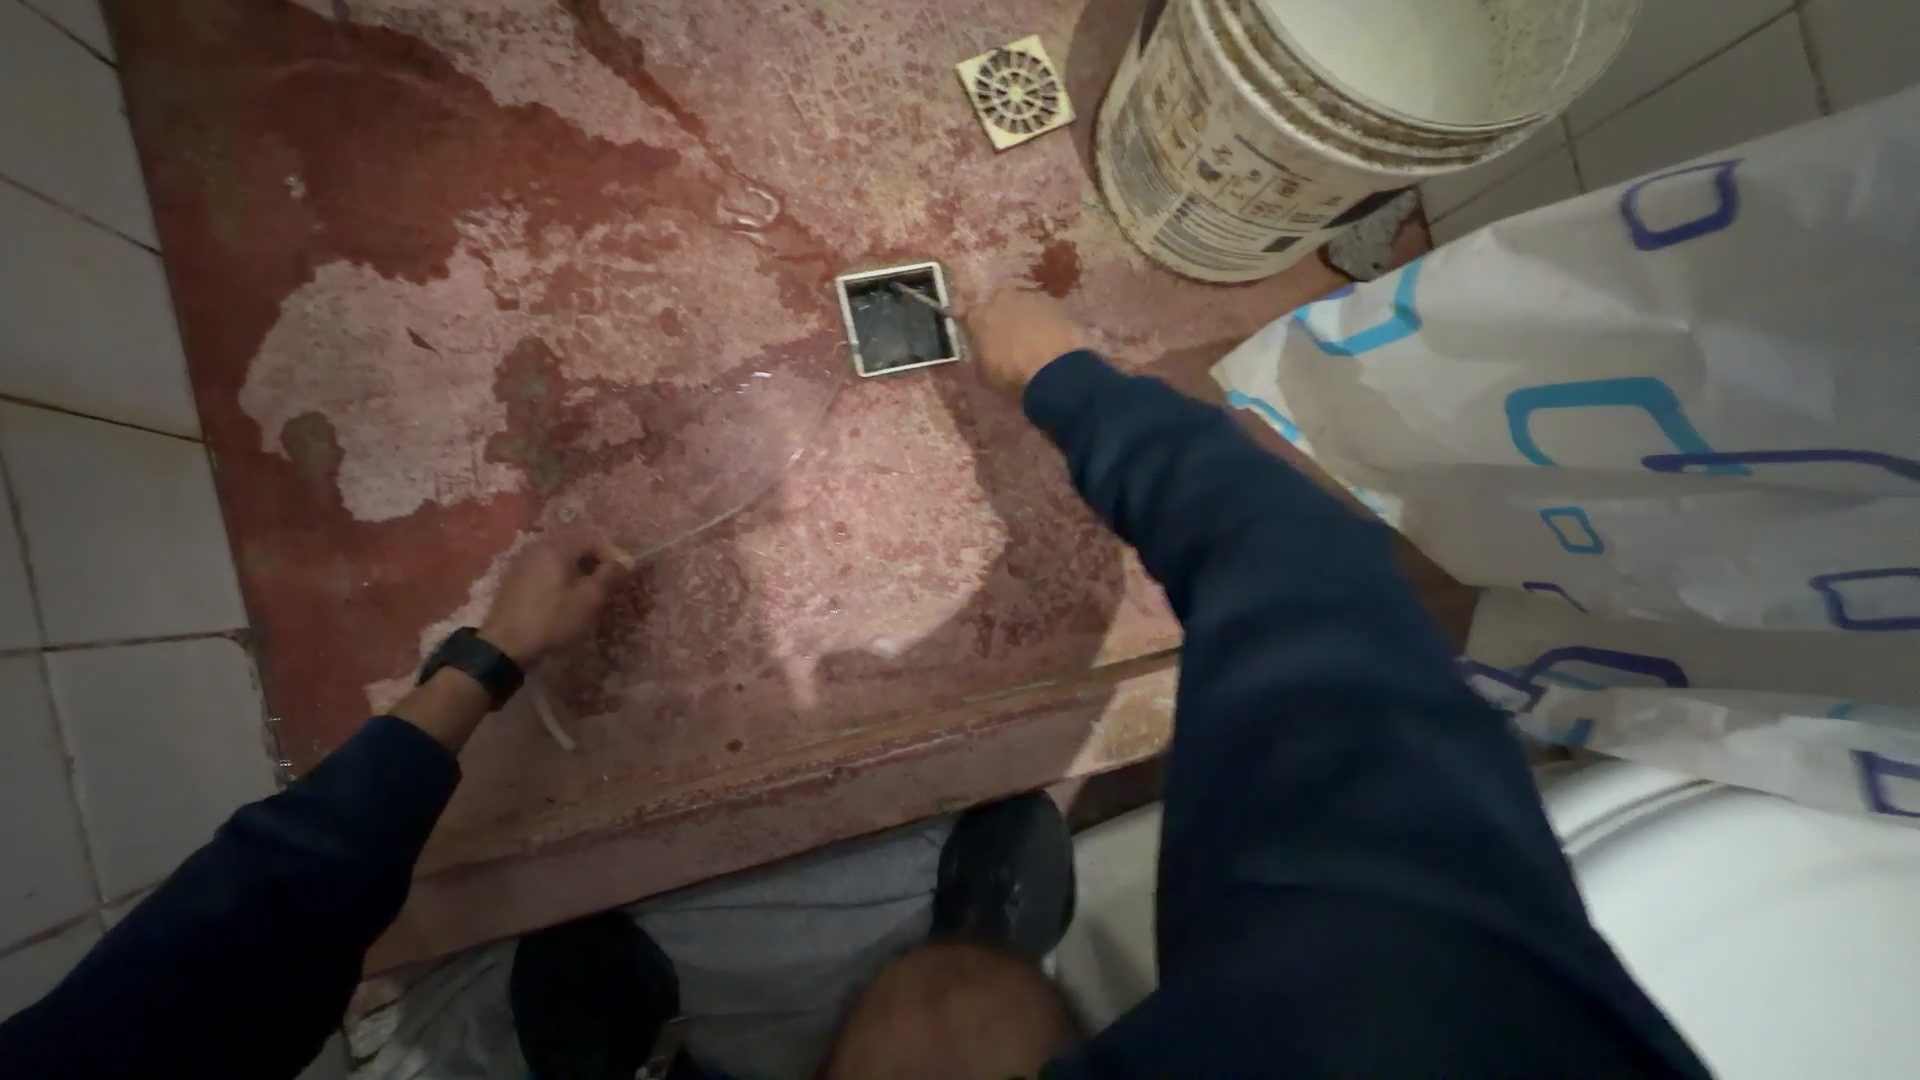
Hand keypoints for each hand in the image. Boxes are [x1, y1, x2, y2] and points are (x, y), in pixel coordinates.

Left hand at [478, 532, 630, 665]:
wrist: (505, 645)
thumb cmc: (552, 619)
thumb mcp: (589, 598)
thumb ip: (610, 574)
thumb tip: (626, 561)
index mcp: (556, 548)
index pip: (593, 538)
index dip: (614, 553)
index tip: (626, 572)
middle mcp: (538, 547)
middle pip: (576, 543)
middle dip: (597, 558)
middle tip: (611, 577)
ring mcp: (523, 561)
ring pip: (561, 554)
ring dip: (581, 566)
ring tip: (592, 586)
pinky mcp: (516, 576)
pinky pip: (547, 565)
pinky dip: (563, 572)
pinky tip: (568, 591)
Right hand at [964, 289, 1089, 400]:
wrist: (1054, 371)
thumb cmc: (1011, 376)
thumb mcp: (984, 374)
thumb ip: (981, 356)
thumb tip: (984, 352)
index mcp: (979, 317)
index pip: (969, 316)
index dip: (976, 329)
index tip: (980, 339)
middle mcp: (1002, 299)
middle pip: (999, 305)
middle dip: (1003, 318)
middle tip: (1010, 339)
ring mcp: (1032, 298)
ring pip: (1025, 306)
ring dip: (1027, 318)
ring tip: (1036, 341)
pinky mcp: (1057, 304)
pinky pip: (1047, 313)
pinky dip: (1048, 323)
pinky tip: (1053, 340)